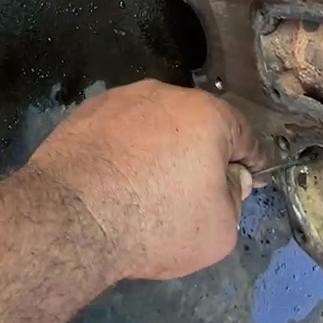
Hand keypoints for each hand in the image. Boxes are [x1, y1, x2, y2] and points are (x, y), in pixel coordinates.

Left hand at [25, 80, 259, 280]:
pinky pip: (120, 128)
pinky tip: (116, 178)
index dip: (248, 161)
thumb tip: (231, 178)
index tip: (245, 181)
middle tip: (195, 189)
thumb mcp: (219, 229)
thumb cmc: (156, 221)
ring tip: (148, 185)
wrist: (73, 215)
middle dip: (202, 152)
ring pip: (155, 123)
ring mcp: (122, 98)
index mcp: (206, 114)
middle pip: (196, 123)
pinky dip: (125, 147)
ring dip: (160, 146)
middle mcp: (164, 93)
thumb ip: (235, 198)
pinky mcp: (88, 110)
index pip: (242, 134)